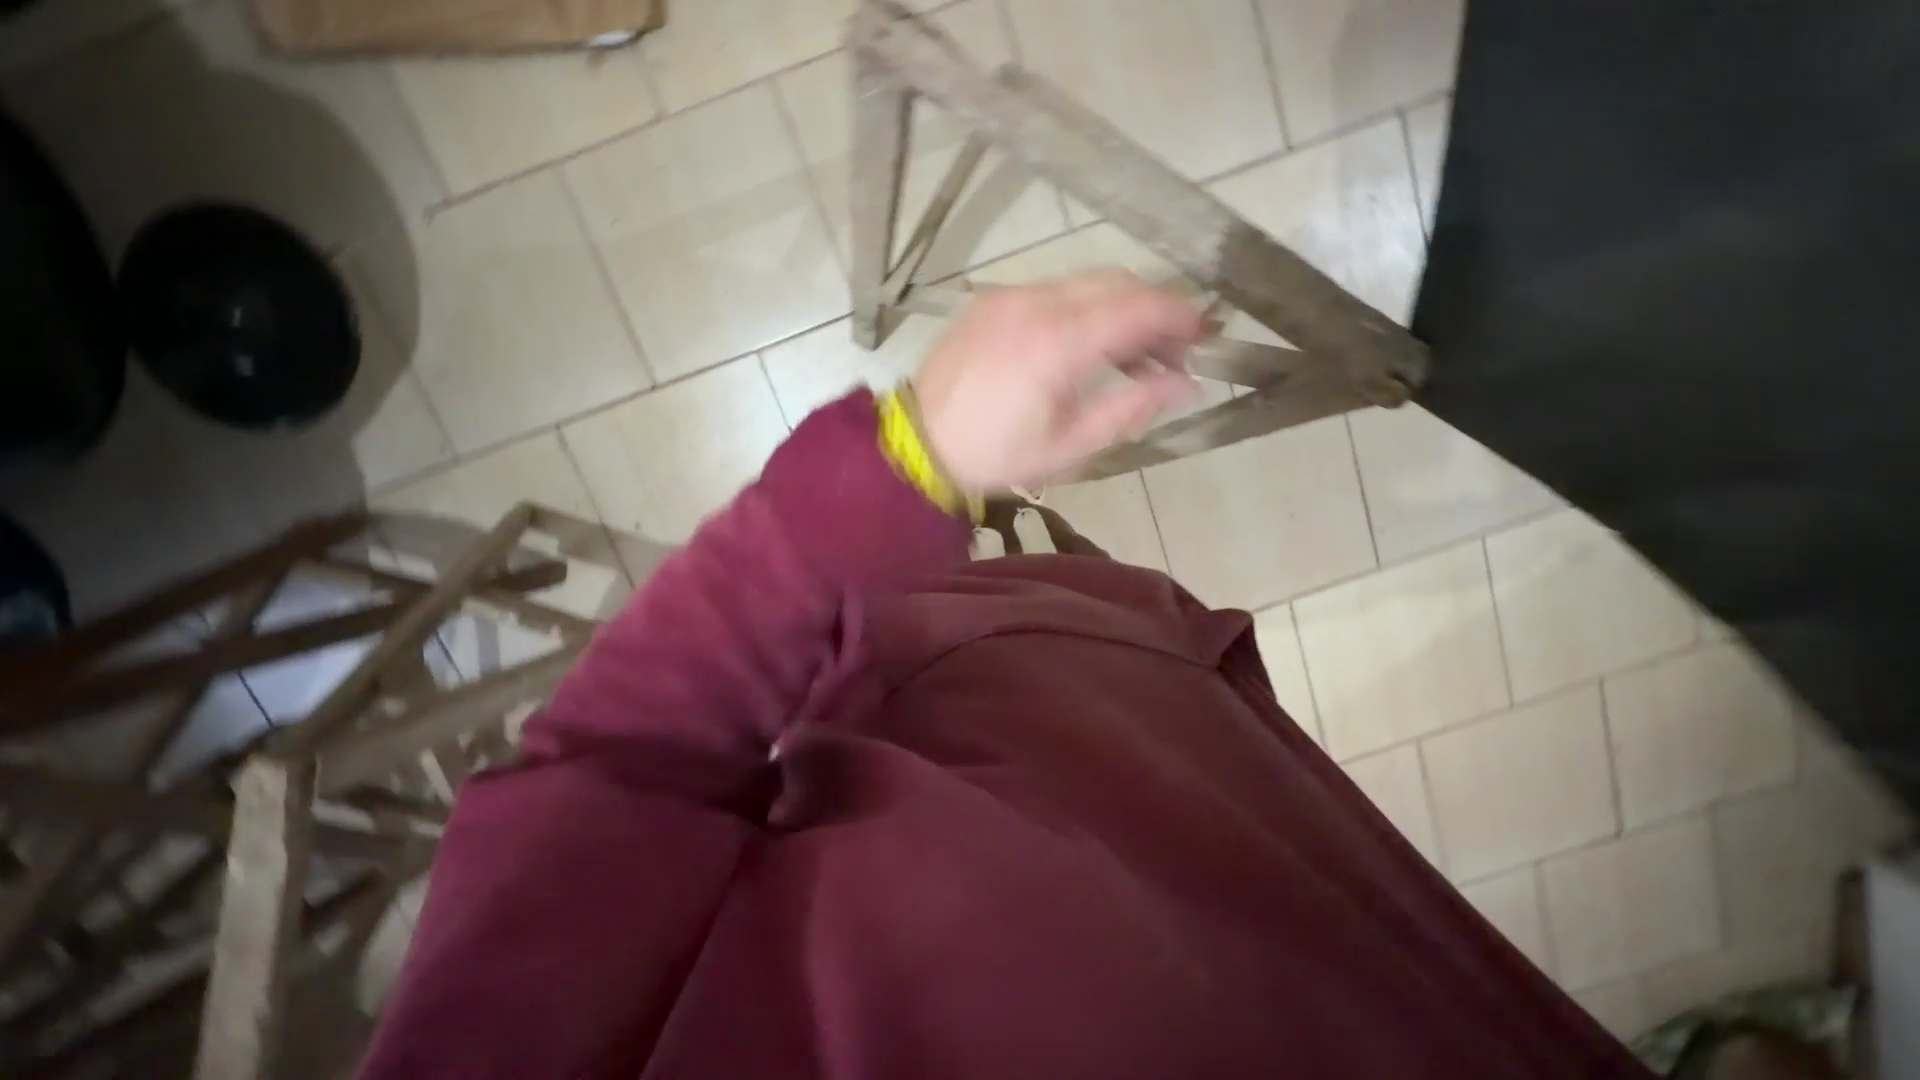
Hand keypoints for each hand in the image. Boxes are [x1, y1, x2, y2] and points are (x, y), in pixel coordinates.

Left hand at [911, 271, 1204, 490]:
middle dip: (1155, 308)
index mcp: (1057, 342)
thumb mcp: (1070, 446)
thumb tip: (1185, 384)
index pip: (1138, 307)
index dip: (1181, 316)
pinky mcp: (992, 299)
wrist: (917, 443)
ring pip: (1086, 281)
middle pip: (1117, 282)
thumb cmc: (996, 454)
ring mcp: (1010, 295)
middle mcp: (1035, 303)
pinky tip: (1087, 343)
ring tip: (1132, 353)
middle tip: (1173, 352)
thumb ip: (1132, 408)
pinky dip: (1084, 306)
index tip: (1206, 335)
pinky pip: (1054, 288)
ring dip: (1121, 306)